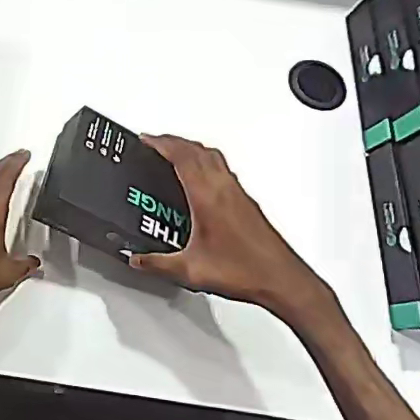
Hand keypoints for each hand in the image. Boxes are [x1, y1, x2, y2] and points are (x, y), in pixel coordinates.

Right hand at [128, 134, 334, 326]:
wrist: (282, 280)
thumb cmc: (247, 270)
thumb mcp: (189, 270)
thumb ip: (157, 263)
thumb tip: (137, 259)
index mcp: (208, 197)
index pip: (182, 157)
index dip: (162, 143)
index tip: (147, 139)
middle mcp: (225, 189)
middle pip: (198, 151)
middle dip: (174, 141)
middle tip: (157, 141)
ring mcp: (238, 194)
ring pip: (214, 157)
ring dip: (192, 149)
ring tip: (177, 151)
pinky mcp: (247, 203)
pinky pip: (224, 169)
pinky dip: (207, 162)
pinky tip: (203, 176)